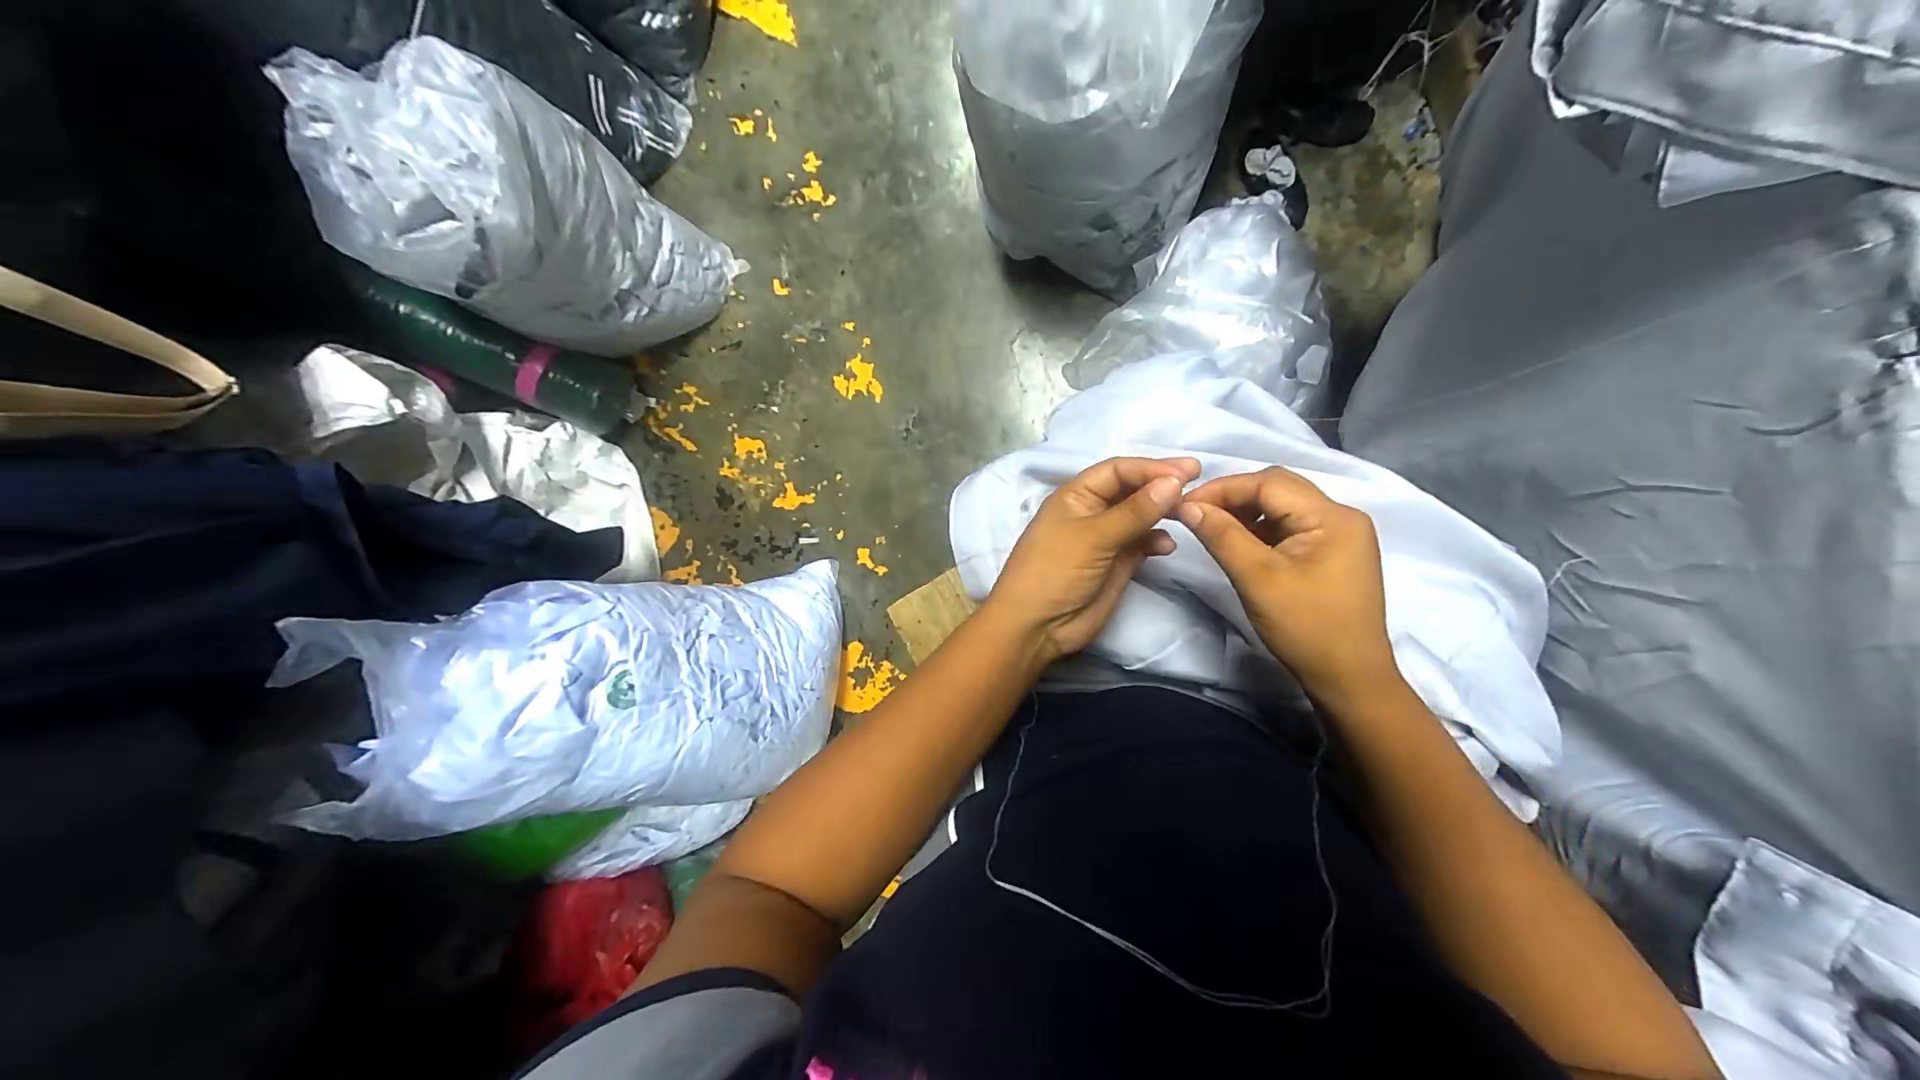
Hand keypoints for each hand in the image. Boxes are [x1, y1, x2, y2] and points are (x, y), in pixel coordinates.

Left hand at [984, 456, 1199, 663]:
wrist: (1037, 627)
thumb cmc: (1055, 572)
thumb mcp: (1093, 537)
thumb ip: (1134, 512)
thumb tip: (1173, 483)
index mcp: (1076, 496)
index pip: (1118, 470)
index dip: (1151, 467)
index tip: (1189, 470)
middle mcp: (1091, 512)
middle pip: (1132, 490)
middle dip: (1161, 486)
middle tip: (1198, 483)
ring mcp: (1105, 538)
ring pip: (1140, 516)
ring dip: (1163, 513)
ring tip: (1188, 514)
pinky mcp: (1117, 563)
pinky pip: (1143, 543)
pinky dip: (1157, 541)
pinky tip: (1168, 546)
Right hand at [1177, 467, 1399, 702]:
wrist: (1348, 679)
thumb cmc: (1305, 627)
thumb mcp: (1257, 579)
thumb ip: (1222, 536)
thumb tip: (1188, 506)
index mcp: (1333, 517)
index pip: (1269, 483)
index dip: (1223, 488)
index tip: (1185, 505)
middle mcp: (1342, 517)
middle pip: (1279, 489)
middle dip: (1233, 497)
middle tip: (1195, 514)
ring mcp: (1340, 536)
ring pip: (1283, 507)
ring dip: (1246, 513)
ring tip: (1212, 529)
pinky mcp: (1333, 554)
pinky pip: (1291, 527)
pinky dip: (1261, 530)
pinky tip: (1239, 544)